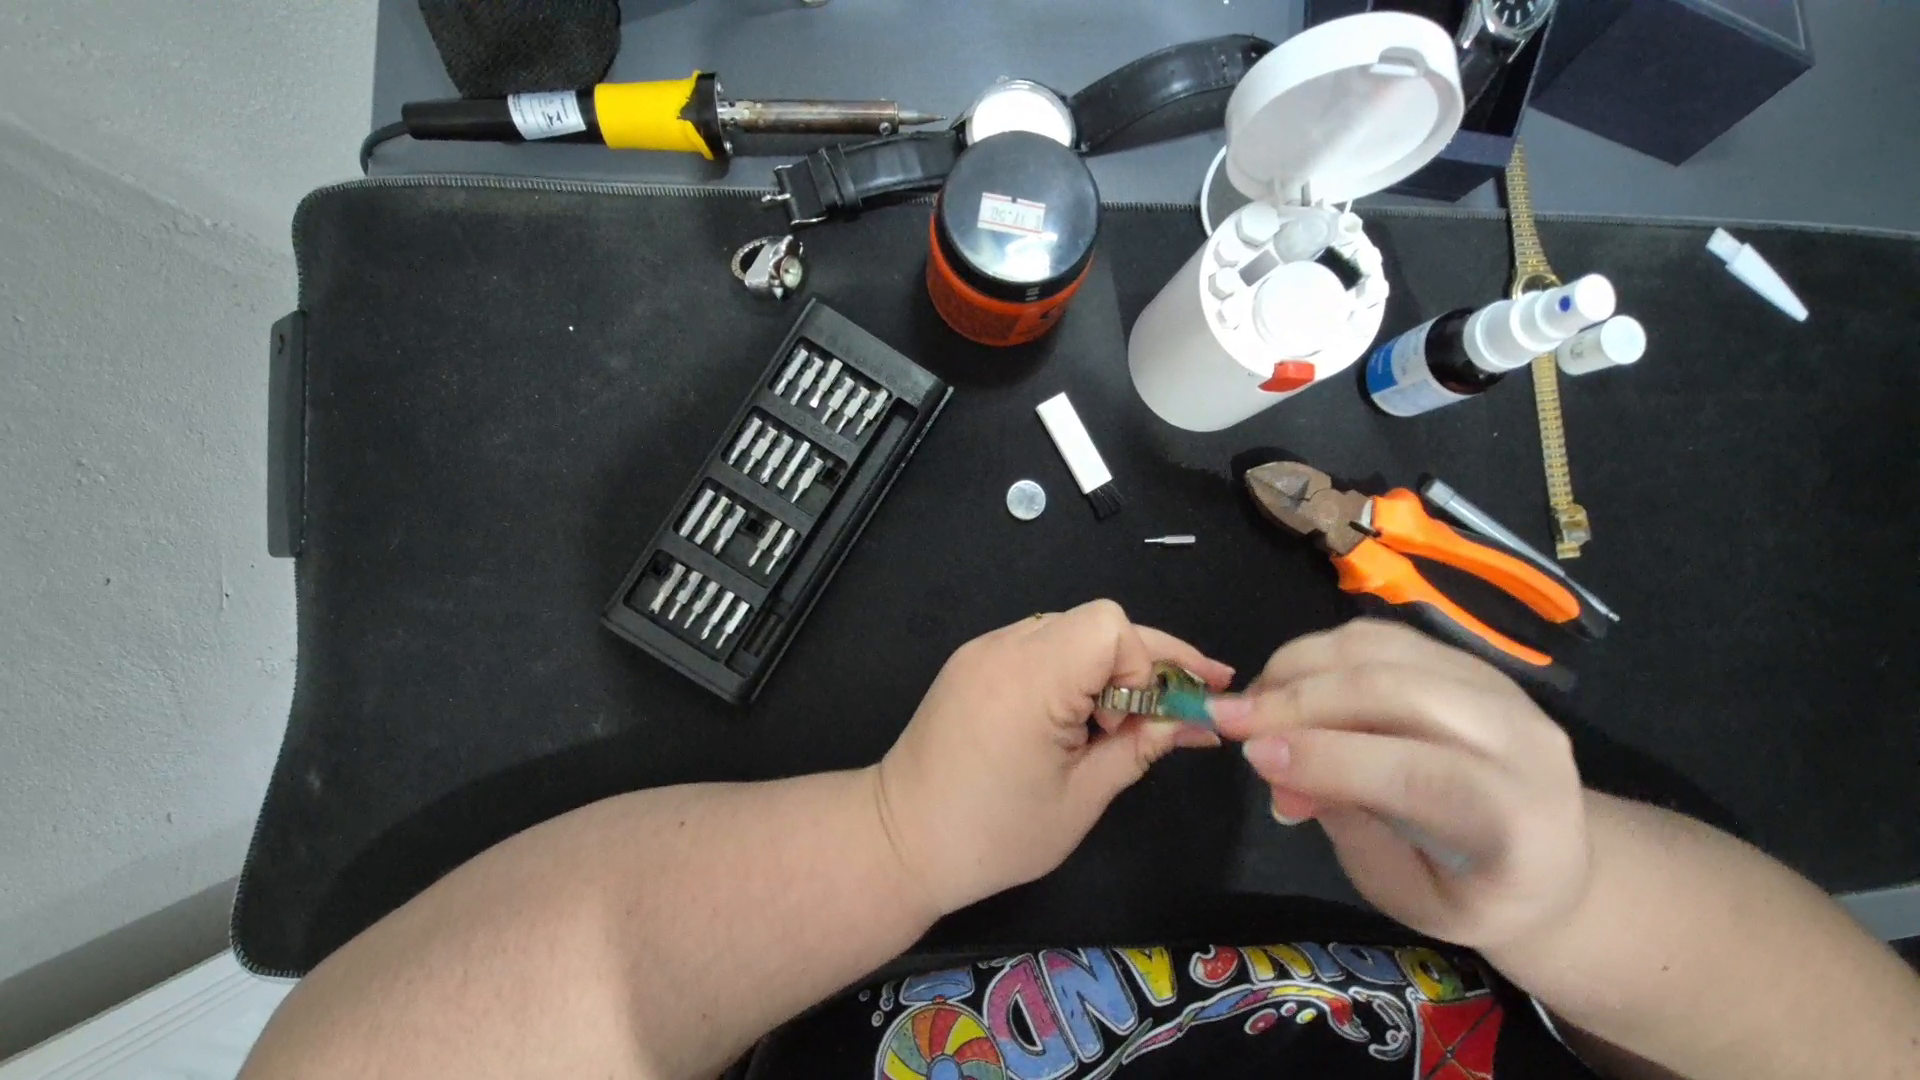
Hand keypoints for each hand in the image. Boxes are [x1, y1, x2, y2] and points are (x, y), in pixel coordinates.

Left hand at [875, 600, 1231, 915]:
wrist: (899, 839)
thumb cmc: (994, 834)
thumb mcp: (1081, 799)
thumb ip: (1140, 747)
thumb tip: (1195, 721)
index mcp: (1031, 678)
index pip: (1110, 625)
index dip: (1141, 664)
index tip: (1128, 720)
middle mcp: (1005, 646)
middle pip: (1095, 621)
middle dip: (1143, 659)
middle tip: (1186, 700)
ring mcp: (983, 649)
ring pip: (1069, 628)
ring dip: (1105, 666)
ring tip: (1119, 718)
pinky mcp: (971, 660)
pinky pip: (1038, 644)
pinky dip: (1069, 669)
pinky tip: (1077, 713)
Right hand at [1209, 619, 1590, 950]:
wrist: (1553, 859)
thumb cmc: (1471, 893)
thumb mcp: (1408, 897)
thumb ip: (1348, 829)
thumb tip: (1276, 767)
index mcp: (1519, 819)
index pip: (1418, 774)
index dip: (1327, 758)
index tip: (1251, 754)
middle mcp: (1521, 739)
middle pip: (1397, 691)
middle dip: (1300, 700)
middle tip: (1232, 717)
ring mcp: (1495, 687)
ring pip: (1382, 649)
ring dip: (1300, 665)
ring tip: (1253, 698)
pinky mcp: (1465, 660)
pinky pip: (1381, 636)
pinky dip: (1320, 651)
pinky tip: (1286, 680)